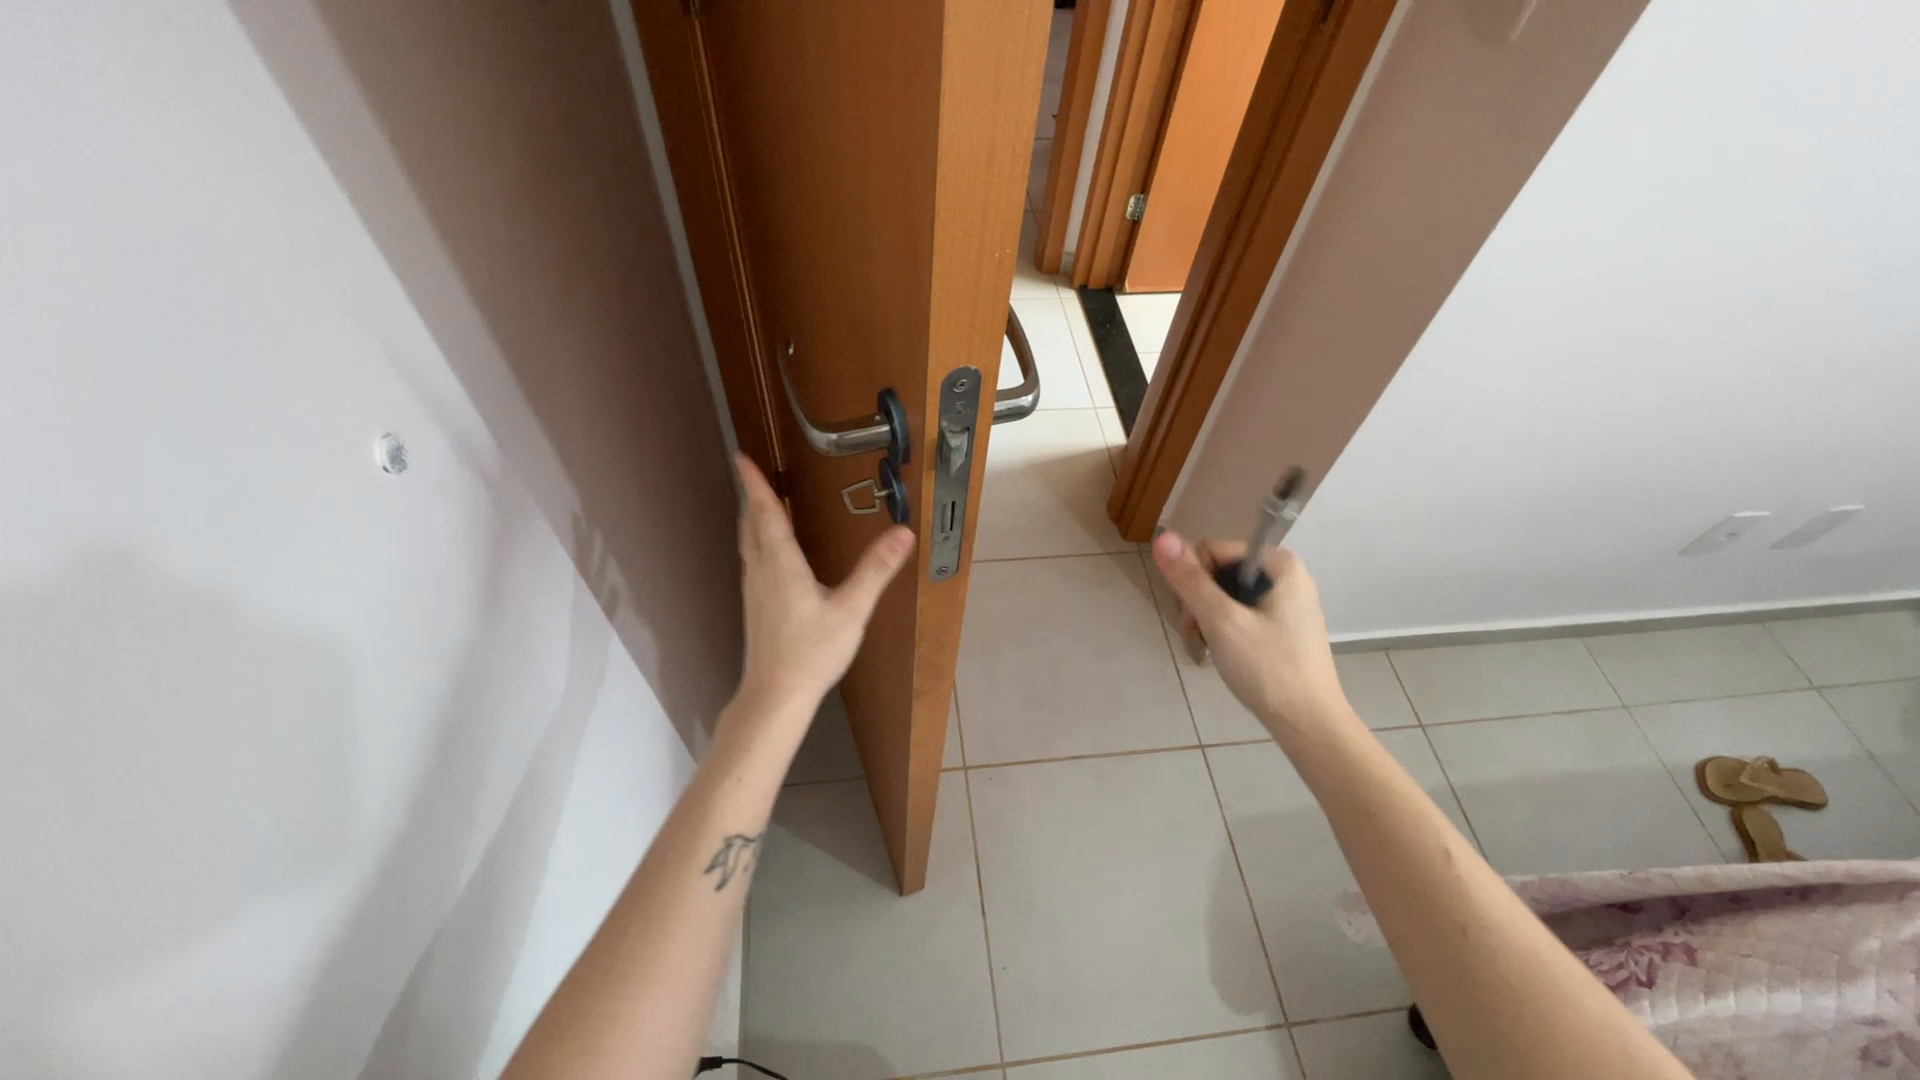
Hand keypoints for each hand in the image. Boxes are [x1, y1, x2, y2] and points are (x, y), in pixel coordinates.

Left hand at [731, 454, 914, 722]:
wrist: (775, 695)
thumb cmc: (812, 653)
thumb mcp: (852, 611)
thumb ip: (876, 570)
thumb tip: (903, 533)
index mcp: (782, 565)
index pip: (767, 514)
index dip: (756, 485)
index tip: (741, 458)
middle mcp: (762, 572)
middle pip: (752, 525)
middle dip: (753, 497)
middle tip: (750, 473)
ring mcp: (754, 591)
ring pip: (748, 544)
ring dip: (751, 519)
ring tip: (757, 504)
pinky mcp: (755, 608)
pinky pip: (751, 561)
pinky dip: (755, 542)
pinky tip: (765, 554)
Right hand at [1151, 531, 1347, 736]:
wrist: (1308, 723)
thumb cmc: (1267, 668)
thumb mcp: (1221, 622)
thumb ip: (1190, 580)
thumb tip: (1163, 536)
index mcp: (1280, 563)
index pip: (1213, 551)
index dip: (1195, 581)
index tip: (1194, 617)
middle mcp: (1288, 574)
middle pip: (1220, 571)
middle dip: (1202, 602)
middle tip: (1201, 636)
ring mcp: (1289, 601)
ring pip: (1228, 594)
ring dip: (1211, 619)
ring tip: (1213, 649)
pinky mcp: (1286, 625)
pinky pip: (1244, 612)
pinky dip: (1227, 629)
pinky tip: (1228, 653)